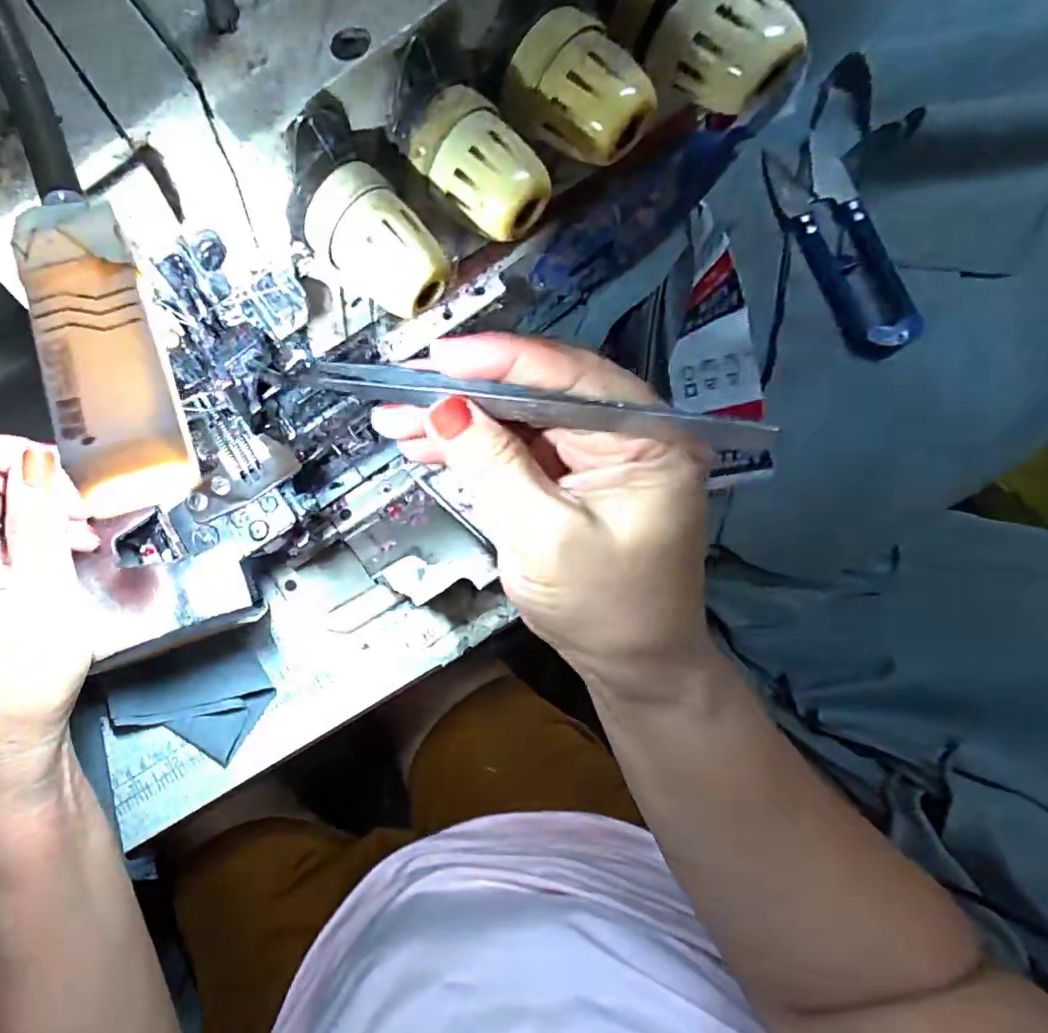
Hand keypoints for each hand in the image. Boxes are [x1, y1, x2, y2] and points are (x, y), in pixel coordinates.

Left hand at [0, 436, 100, 801]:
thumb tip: (36, 462)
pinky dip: (30, 528)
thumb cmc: (27, 676)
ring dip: (35, 505)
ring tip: (81, 533)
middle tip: (79, 513)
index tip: (53, 468)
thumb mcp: (45, 595)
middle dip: (27, 483)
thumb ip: (38, 524)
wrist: (8, 736)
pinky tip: (66, 546)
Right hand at [370, 334, 716, 689]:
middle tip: (407, 385)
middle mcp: (623, 433)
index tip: (443, 358)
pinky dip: (466, 448)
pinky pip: (508, 448)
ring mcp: (589, 454)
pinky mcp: (560, 475)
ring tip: (398, 418)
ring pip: (513, 419)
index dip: (501, 362)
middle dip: (466, 392)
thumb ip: (495, 468)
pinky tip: (424, 443)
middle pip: (535, 393)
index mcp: (648, 438)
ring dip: (456, 420)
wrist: (627, 660)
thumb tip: (445, 411)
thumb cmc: (606, 607)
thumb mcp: (544, 537)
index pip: (569, 380)